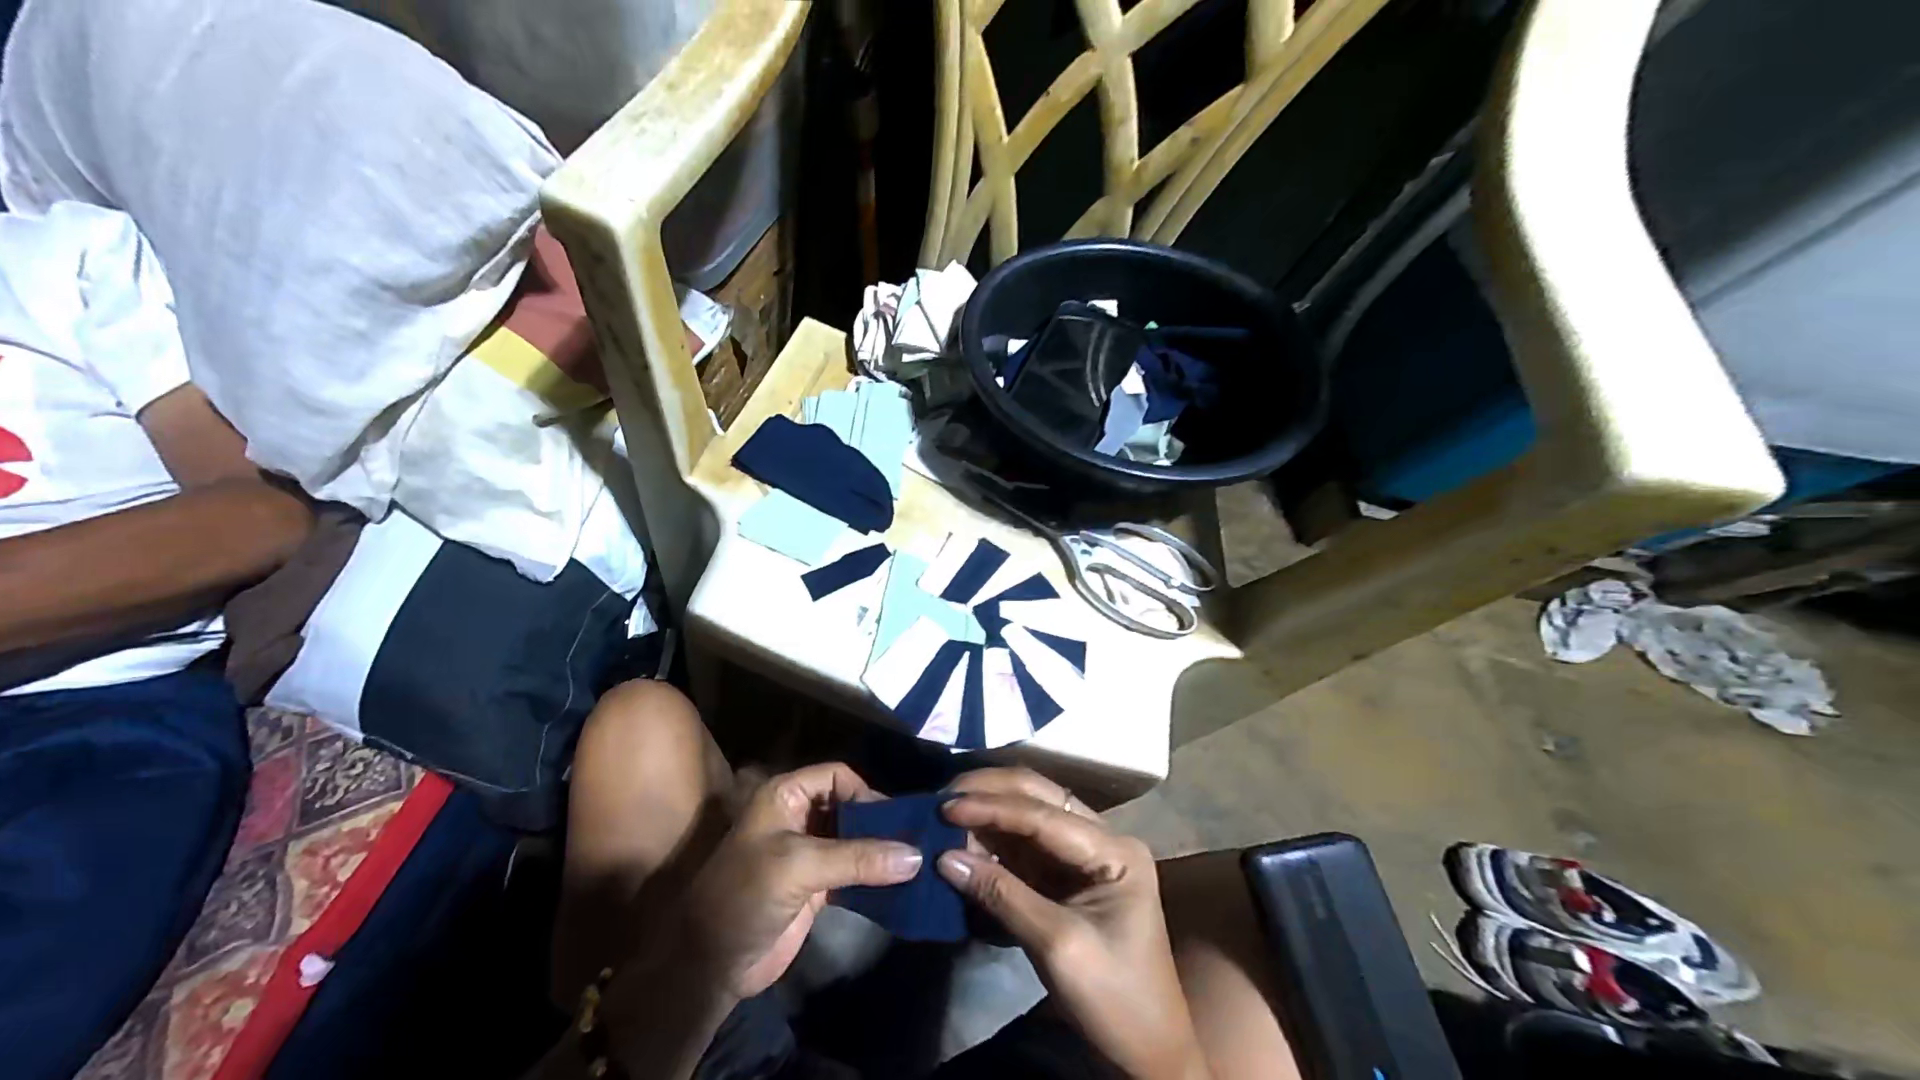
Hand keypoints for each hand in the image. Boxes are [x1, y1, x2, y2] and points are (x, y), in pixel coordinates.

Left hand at [679, 762, 923, 999]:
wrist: (711, 965)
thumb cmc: (745, 895)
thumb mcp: (799, 866)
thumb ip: (858, 858)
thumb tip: (916, 855)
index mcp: (786, 796)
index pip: (837, 776)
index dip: (866, 792)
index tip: (896, 818)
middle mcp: (799, 817)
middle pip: (850, 807)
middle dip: (881, 822)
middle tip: (917, 839)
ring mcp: (809, 853)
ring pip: (855, 840)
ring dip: (882, 851)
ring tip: (919, 861)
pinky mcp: (817, 886)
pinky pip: (855, 872)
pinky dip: (876, 876)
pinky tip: (902, 884)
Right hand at [939, 769, 1210, 1079]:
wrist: (1145, 1048)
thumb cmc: (1114, 997)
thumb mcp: (1057, 946)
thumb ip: (1002, 895)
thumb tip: (944, 857)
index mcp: (1114, 849)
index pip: (1044, 815)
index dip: (992, 806)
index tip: (945, 807)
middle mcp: (1101, 838)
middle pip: (1039, 797)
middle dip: (989, 792)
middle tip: (942, 796)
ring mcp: (1082, 853)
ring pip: (1027, 814)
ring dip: (987, 812)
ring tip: (944, 812)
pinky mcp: (1064, 874)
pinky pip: (1023, 843)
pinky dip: (992, 837)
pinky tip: (963, 836)